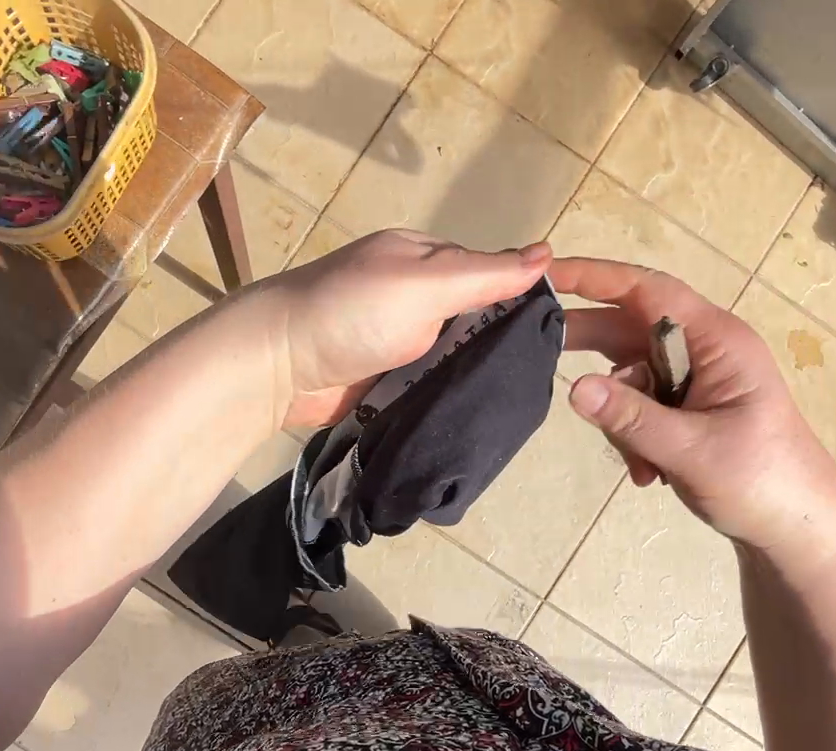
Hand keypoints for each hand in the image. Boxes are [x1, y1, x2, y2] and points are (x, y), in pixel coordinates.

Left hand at [253, 230, 553, 428]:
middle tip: (540, 375)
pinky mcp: (389, 382)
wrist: (278, 368)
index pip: (488, 274)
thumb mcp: (424, 283)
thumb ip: (482, 275)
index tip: (557, 332)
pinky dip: (450, 396)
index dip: (520, 299)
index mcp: (424, 260)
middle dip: (500, 344)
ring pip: (456, 357)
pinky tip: (482, 412)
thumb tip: (548, 253)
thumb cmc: (351, 313)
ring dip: (477, 375)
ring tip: (520, 399)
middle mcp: (415, 298)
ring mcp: (401, 343)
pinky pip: (431, 387)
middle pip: (474, 320)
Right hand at [553, 257, 835, 560]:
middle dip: (588, 346)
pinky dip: (633, 438)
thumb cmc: (760, 480)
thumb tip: (574, 389)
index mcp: (717, 341)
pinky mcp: (688, 409)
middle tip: (535, 352)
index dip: (596, 277)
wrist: (796, 528)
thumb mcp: (690, 449)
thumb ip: (630, 418)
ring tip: (638, 462)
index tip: (546, 273)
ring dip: (620, 419)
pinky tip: (648, 473)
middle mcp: (704, 350)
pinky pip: (641, 408)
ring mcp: (695, 380)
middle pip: (629, 330)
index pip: (647, 291)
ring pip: (630, 378)